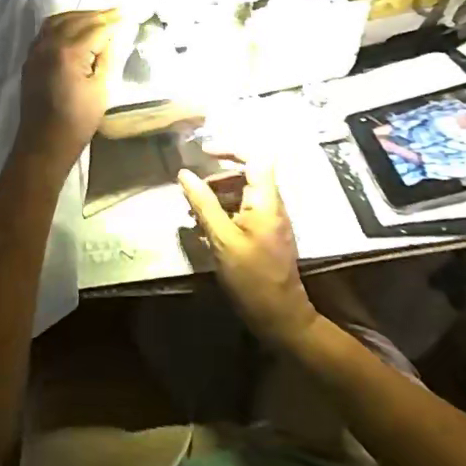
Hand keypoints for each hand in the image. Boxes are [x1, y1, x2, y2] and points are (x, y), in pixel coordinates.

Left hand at [14, 10, 120, 168]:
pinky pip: (46, 31)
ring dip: (79, 16)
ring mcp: (35, 50)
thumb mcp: (101, 89)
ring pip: (58, 21)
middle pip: (75, 19)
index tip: (127, 13)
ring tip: (98, 18)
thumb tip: (112, 36)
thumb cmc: (78, 121)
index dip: (112, 20)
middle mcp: (48, 44)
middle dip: (97, 15)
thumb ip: (106, 57)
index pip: (95, 28)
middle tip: (116, 13)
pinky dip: (62, 24)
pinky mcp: (30, 58)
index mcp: (68, 52)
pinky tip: (74, 28)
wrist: (44, 142)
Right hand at [180, 161, 320, 344]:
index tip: (204, 153)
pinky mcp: (266, 235)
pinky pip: (244, 211)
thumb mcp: (221, 238)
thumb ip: (203, 203)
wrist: (280, 316)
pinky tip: (204, 227)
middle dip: (217, 176)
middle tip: (192, 188)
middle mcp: (272, 206)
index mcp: (266, 202)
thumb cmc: (251, 276)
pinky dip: (224, 211)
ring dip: (217, 195)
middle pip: (247, 174)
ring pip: (243, 193)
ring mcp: (271, 221)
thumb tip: (185, 174)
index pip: (255, 159)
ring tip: (193, 211)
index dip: (230, 149)